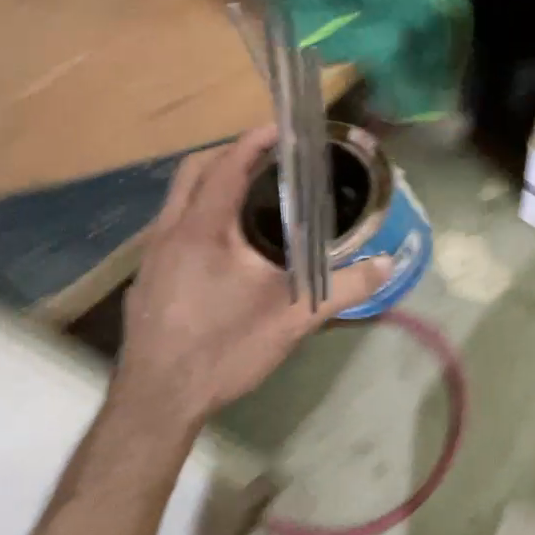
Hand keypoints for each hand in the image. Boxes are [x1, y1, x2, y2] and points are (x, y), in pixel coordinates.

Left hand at [115, 127, 390, 420]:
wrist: (156, 405)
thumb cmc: (223, 350)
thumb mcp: (294, 318)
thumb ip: (344, 287)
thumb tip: (388, 264)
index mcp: (201, 231)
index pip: (226, 165)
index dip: (255, 140)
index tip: (285, 128)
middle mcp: (168, 233)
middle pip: (194, 171)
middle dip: (231, 154)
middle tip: (274, 157)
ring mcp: (150, 257)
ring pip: (179, 199)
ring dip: (215, 184)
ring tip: (257, 193)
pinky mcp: (147, 279)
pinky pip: (174, 226)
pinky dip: (203, 213)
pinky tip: (231, 244)